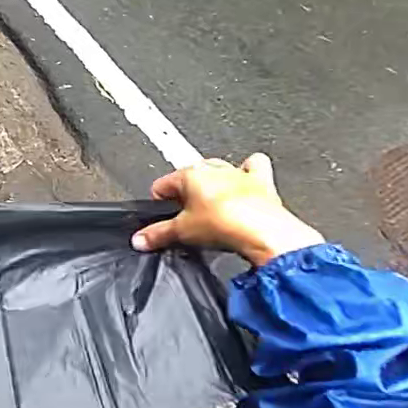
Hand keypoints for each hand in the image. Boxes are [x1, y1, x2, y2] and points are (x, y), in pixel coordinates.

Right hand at [130, 153, 323, 266]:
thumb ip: (157, 234)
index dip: (160, 203)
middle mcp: (213, 169)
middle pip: (188, 177)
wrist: (268, 235)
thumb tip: (138, 240)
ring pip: (218, 171)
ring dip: (212, 184)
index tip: (164, 218)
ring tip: (211, 207)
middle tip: (188, 217)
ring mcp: (239, 175)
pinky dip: (249, 173)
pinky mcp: (262, 184)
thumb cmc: (227, 226)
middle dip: (185, 194)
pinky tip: (244, 186)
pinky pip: (254, 167)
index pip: (162, 185)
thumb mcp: (182, 232)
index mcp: (189, 174)